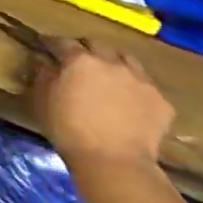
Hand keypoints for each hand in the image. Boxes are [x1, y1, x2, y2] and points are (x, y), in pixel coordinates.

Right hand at [32, 37, 174, 170]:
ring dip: (113, 62)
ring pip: (127, 60)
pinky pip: (145, 86)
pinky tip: (127, 101)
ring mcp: (141, 81)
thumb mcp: (42, 99)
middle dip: (85, 47)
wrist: (114, 160)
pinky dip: (133, 87)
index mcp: (80, 61)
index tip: (43, 44)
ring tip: (106, 74)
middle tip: (76, 58)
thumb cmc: (68, 128)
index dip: (51, 42)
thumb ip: (43, 75)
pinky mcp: (161, 101)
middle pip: (98, 44)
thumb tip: (44, 61)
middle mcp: (112, 64)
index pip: (62, 42)